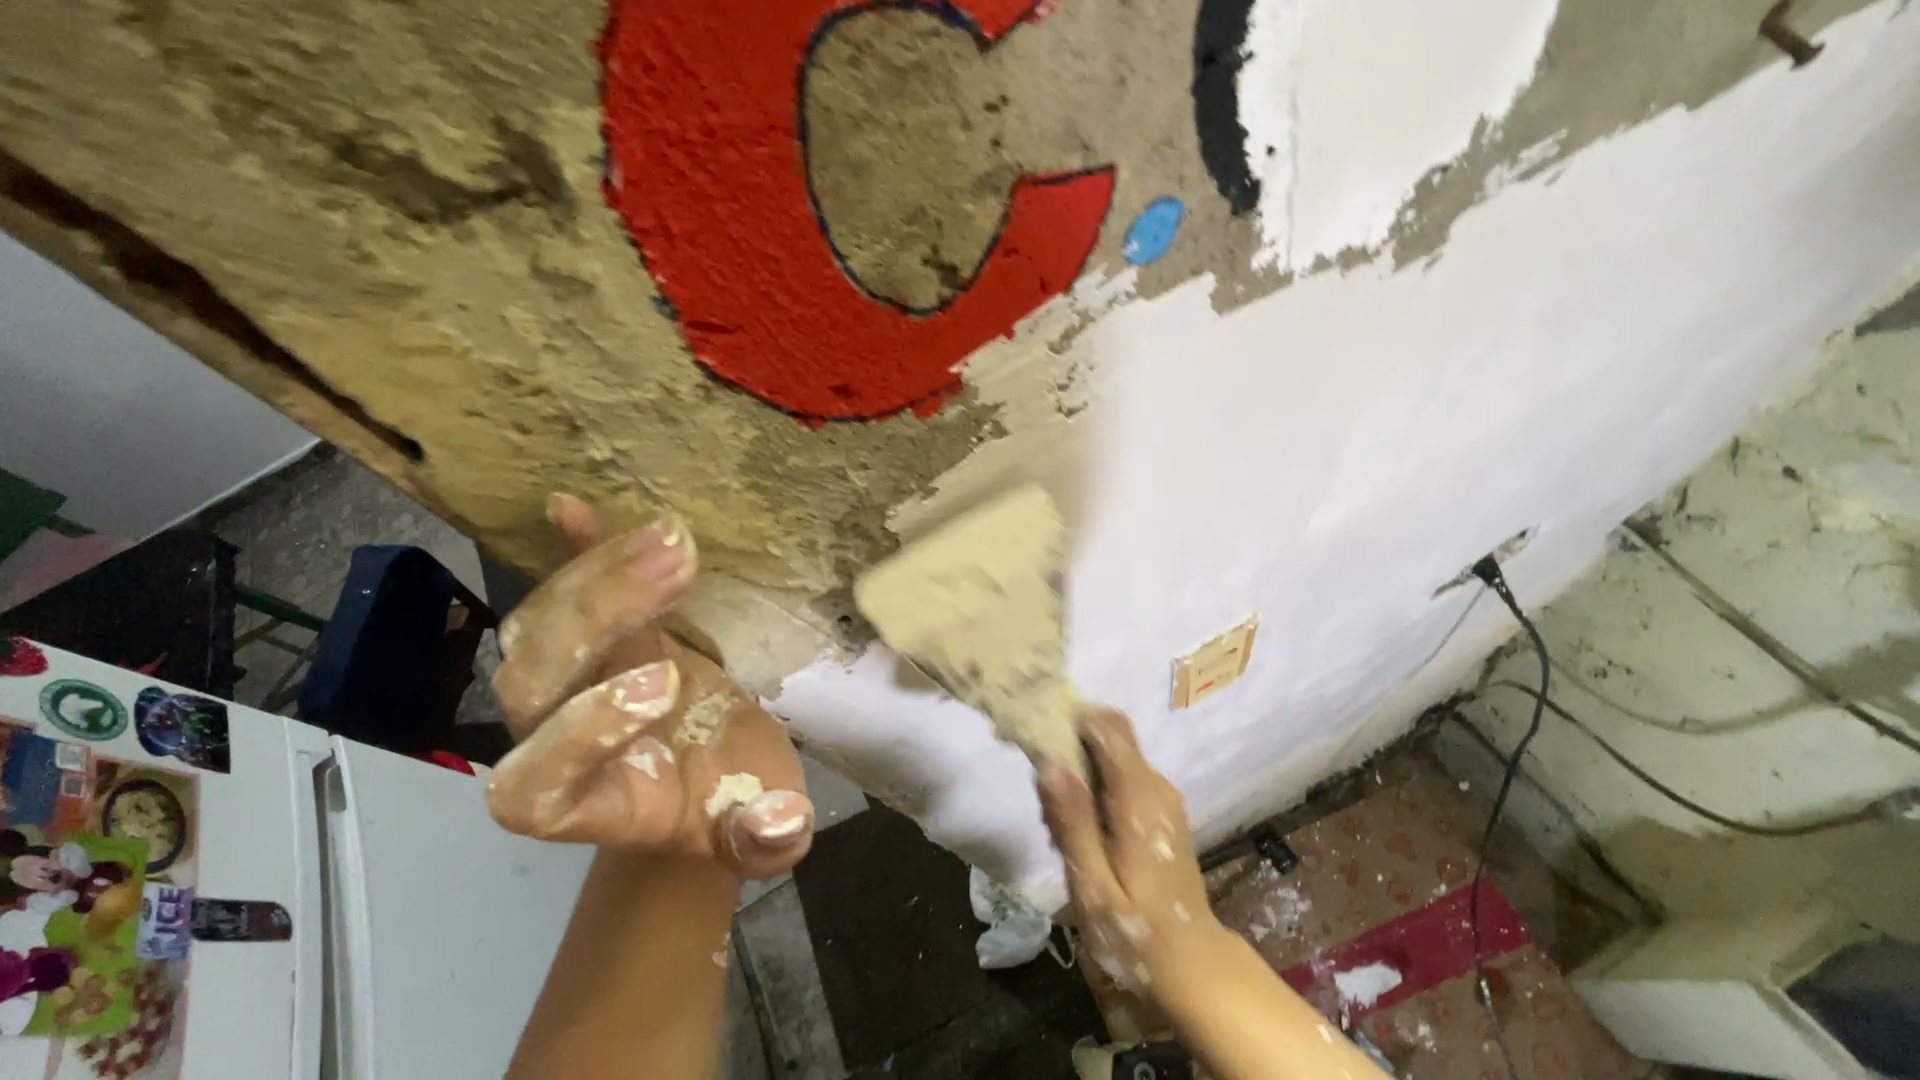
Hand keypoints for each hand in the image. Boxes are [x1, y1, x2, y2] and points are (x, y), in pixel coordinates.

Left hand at [484, 494, 813, 878]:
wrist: (703, 775)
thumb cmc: (727, 812)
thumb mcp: (763, 842)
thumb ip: (767, 843)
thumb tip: (778, 820)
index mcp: (589, 803)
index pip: (532, 785)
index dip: (578, 735)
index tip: (662, 683)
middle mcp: (552, 741)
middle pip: (532, 681)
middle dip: (599, 616)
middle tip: (677, 564)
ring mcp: (564, 682)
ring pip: (542, 624)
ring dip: (600, 572)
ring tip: (675, 535)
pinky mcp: (592, 636)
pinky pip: (562, 588)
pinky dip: (568, 550)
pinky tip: (571, 507)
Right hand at [1038, 708, 1226, 999]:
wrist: (1192, 967)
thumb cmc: (1136, 934)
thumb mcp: (1094, 887)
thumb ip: (1072, 822)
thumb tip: (1049, 760)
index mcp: (1139, 799)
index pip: (1107, 727)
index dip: (1070, 721)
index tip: (1036, 743)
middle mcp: (1156, 786)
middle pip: (1109, 736)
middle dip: (1070, 754)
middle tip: (1046, 808)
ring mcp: (1163, 797)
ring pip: (1113, 756)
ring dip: (1080, 776)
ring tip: (1058, 831)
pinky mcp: (1162, 811)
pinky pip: (1123, 777)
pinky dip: (1096, 791)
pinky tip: (1083, 837)